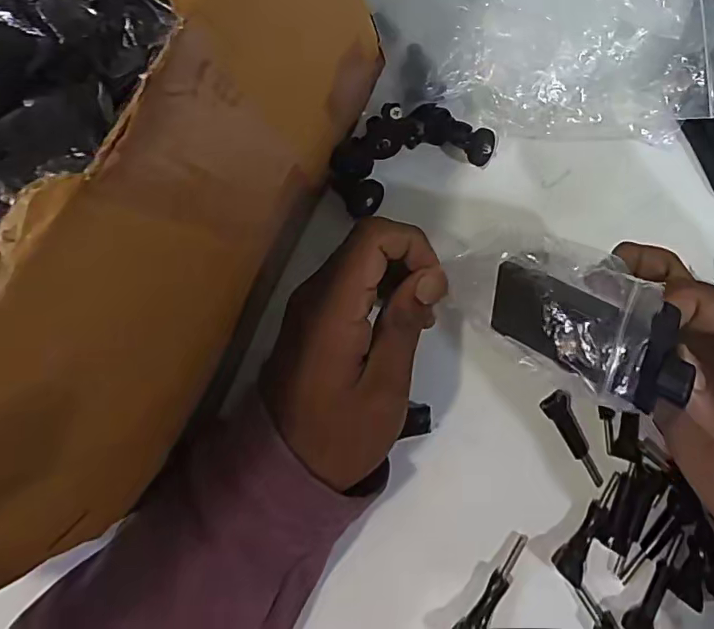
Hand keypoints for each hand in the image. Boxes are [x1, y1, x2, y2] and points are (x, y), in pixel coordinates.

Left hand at [261, 217, 447, 491]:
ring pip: (362, 255)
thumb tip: (429, 275)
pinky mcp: (311, 316)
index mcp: (330, 310)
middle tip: (432, 304)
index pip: (372, 237)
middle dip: (412, 258)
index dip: (413, 244)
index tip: (433, 286)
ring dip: (400, 271)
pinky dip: (384, 285)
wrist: (279, 477)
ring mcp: (308, 304)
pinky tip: (398, 321)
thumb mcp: (384, 390)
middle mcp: (313, 295)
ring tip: (420, 317)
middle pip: (368, 240)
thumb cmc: (338, 440)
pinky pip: (353, 278)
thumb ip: (404, 325)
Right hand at [613, 243, 713, 564]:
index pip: (708, 303)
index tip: (637, 312)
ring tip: (576, 319)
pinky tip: (585, 365)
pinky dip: (614, 372)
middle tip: (595, 277)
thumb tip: (677, 370)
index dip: (672, 298)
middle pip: (675, 302)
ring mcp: (694, 382)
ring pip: (651, 338)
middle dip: (638, 283)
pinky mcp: (675, 417)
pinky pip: (641, 383)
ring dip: (619, 325)